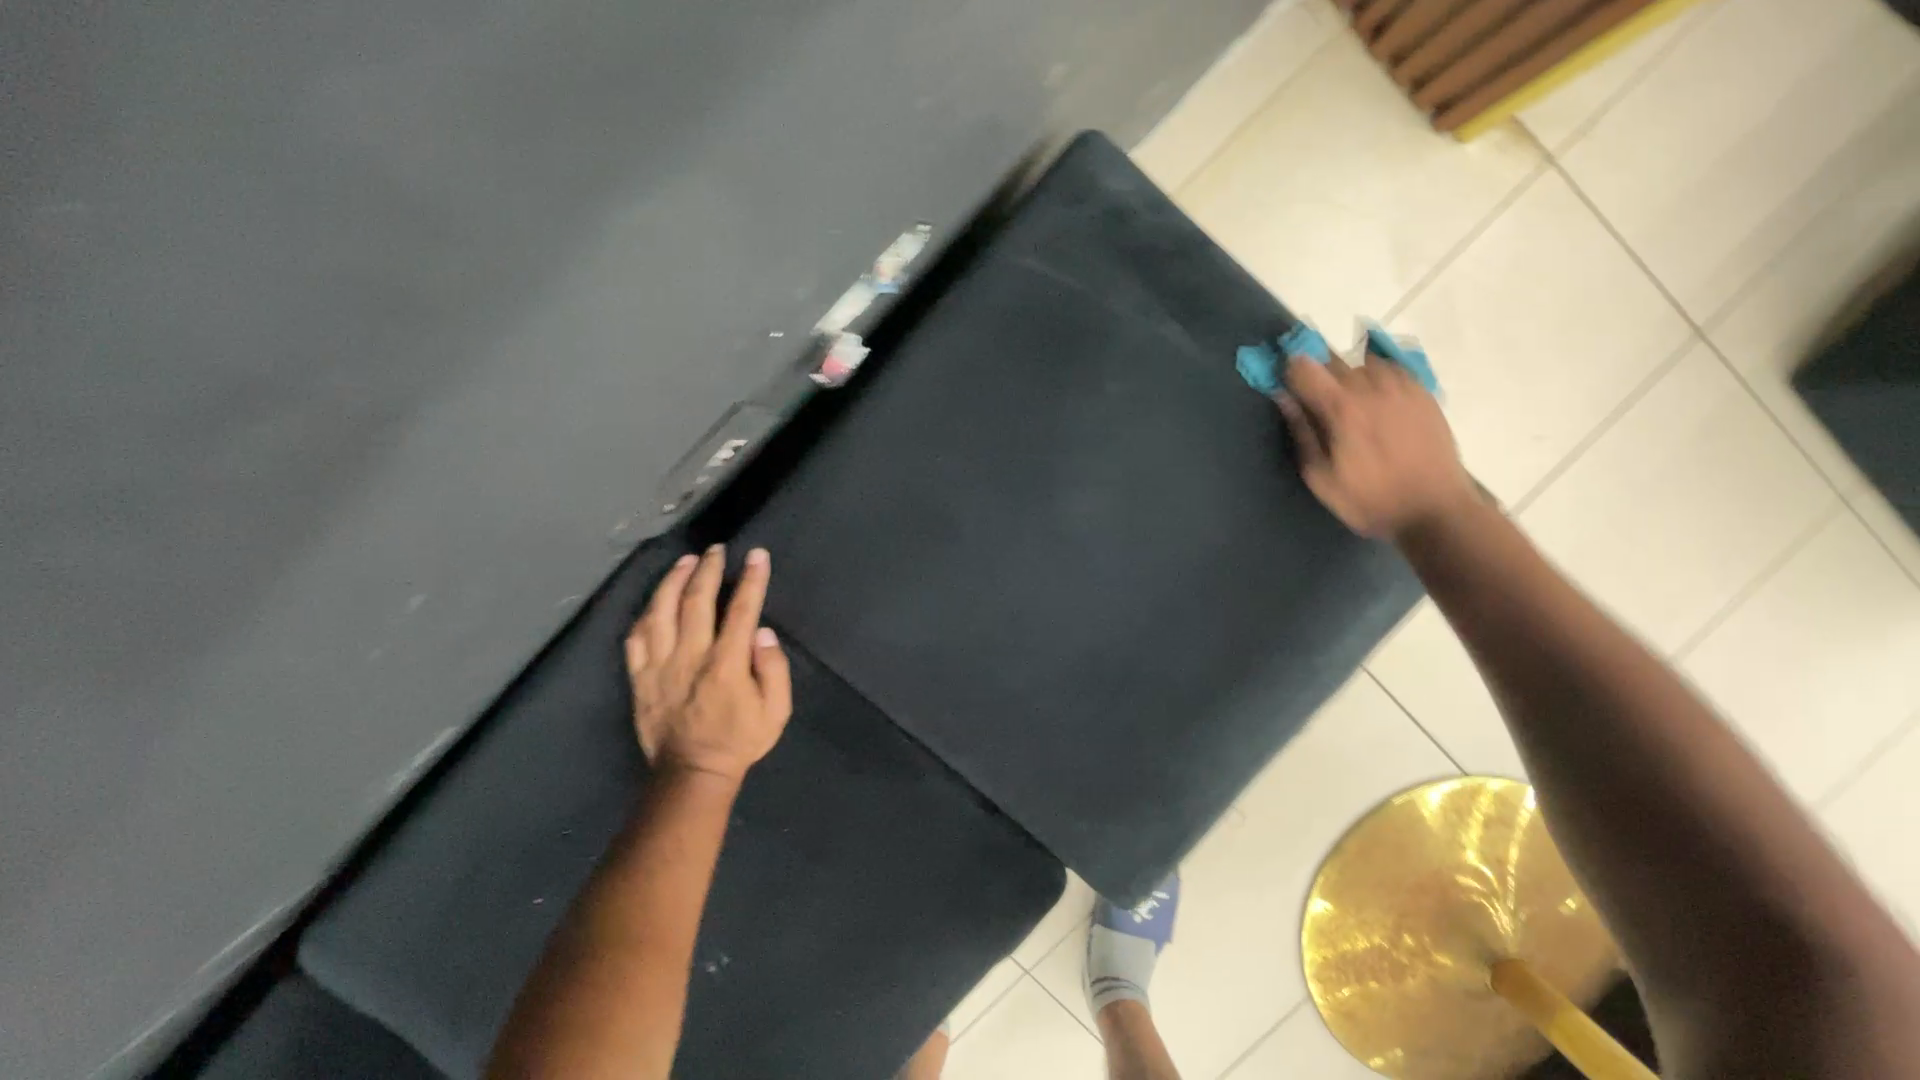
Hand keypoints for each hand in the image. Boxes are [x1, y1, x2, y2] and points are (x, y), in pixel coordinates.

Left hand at [624, 545, 792, 783]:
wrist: (691, 773)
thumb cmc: (739, 741)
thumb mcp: (775, 712)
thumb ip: (774, 670)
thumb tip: (762, 633)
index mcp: (727, 664)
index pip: (741, 610)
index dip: (751, 580)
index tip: (756, 555)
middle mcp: (691, 656)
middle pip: (697, 601)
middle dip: (708, 569)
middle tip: (716, 550)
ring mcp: (660, 665)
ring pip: (661, 611)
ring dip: (673, 581)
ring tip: (685, 561)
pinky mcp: (639, 677)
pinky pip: (636, 638)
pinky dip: (645, 614)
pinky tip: (654, 602)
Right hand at [1278, 353, 1479, 540]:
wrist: (1435, 510)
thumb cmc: (1371, 500)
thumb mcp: (1322, 478)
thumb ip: (1301, 434)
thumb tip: (1283, 399)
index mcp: (1342, 409)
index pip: (1305, 368)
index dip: (1289, 370)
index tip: (1286, 383)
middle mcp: (1372, 388)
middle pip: (1334, 360)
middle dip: (1318, 374)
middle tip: (1315, 398)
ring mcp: (1402, 388)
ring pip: (1364, 363)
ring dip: (1348, 375)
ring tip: (1348, 399)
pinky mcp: (1424, 394)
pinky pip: (1393, 370)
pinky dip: (1377, 377)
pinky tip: (1377, 399)